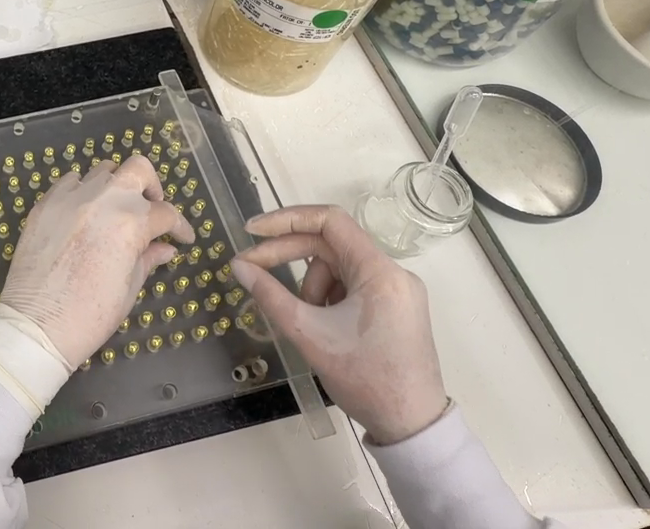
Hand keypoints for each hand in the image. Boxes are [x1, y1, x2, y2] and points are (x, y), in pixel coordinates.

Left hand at [0, 155, 195, 366]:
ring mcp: (71, 197)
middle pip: (138, 168)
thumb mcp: (129, 288)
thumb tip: (166, 248)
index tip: (182, 238)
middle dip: (152, 186)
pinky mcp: (46, 202)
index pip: (166, 213)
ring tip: (117, 210)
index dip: (180, 226)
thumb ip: (148, 259)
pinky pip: (70, 182)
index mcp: (131, 223)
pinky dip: (83, 191)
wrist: (37, 324)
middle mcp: (102, 199)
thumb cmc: (90, 315)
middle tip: (152, 209)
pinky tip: (85, 212)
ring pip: (103, 170)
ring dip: (116, 186)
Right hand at [230, 205, 448, 444]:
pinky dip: (326, 299)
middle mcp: (392, 272)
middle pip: (328, 245)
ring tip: (305, 323)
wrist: (412, 430)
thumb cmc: (365, 379)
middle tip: (250, 268)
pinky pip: (349, 286)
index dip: (286, 219)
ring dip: (310, 288)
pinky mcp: (394, 307)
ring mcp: (396, 290)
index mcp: (379, 271)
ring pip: (336, 269)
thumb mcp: (309, 334)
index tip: (252, 231)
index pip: (329, 221)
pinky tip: (321, 326)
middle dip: (287, 256)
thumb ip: (269, 294)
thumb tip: (237, 266)